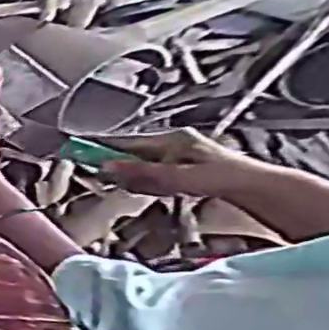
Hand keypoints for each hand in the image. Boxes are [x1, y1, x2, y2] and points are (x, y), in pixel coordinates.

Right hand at [96, 129, 267, 197]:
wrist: (253, 186)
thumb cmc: (220, 178)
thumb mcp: (175, 177)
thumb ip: (139, 172)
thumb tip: (106, 164)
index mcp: (170, 139)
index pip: (124, 142)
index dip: (98, 146)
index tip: (74, 149)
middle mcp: (171, 142)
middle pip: (129, 154)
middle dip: (121, 170)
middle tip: (119, 182)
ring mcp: (175, 153)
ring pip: (139, 166)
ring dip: (138, 180)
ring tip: (159, 189)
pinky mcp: (178, 165)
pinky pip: (151, 173)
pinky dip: (149, 184)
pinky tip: (164, 190)